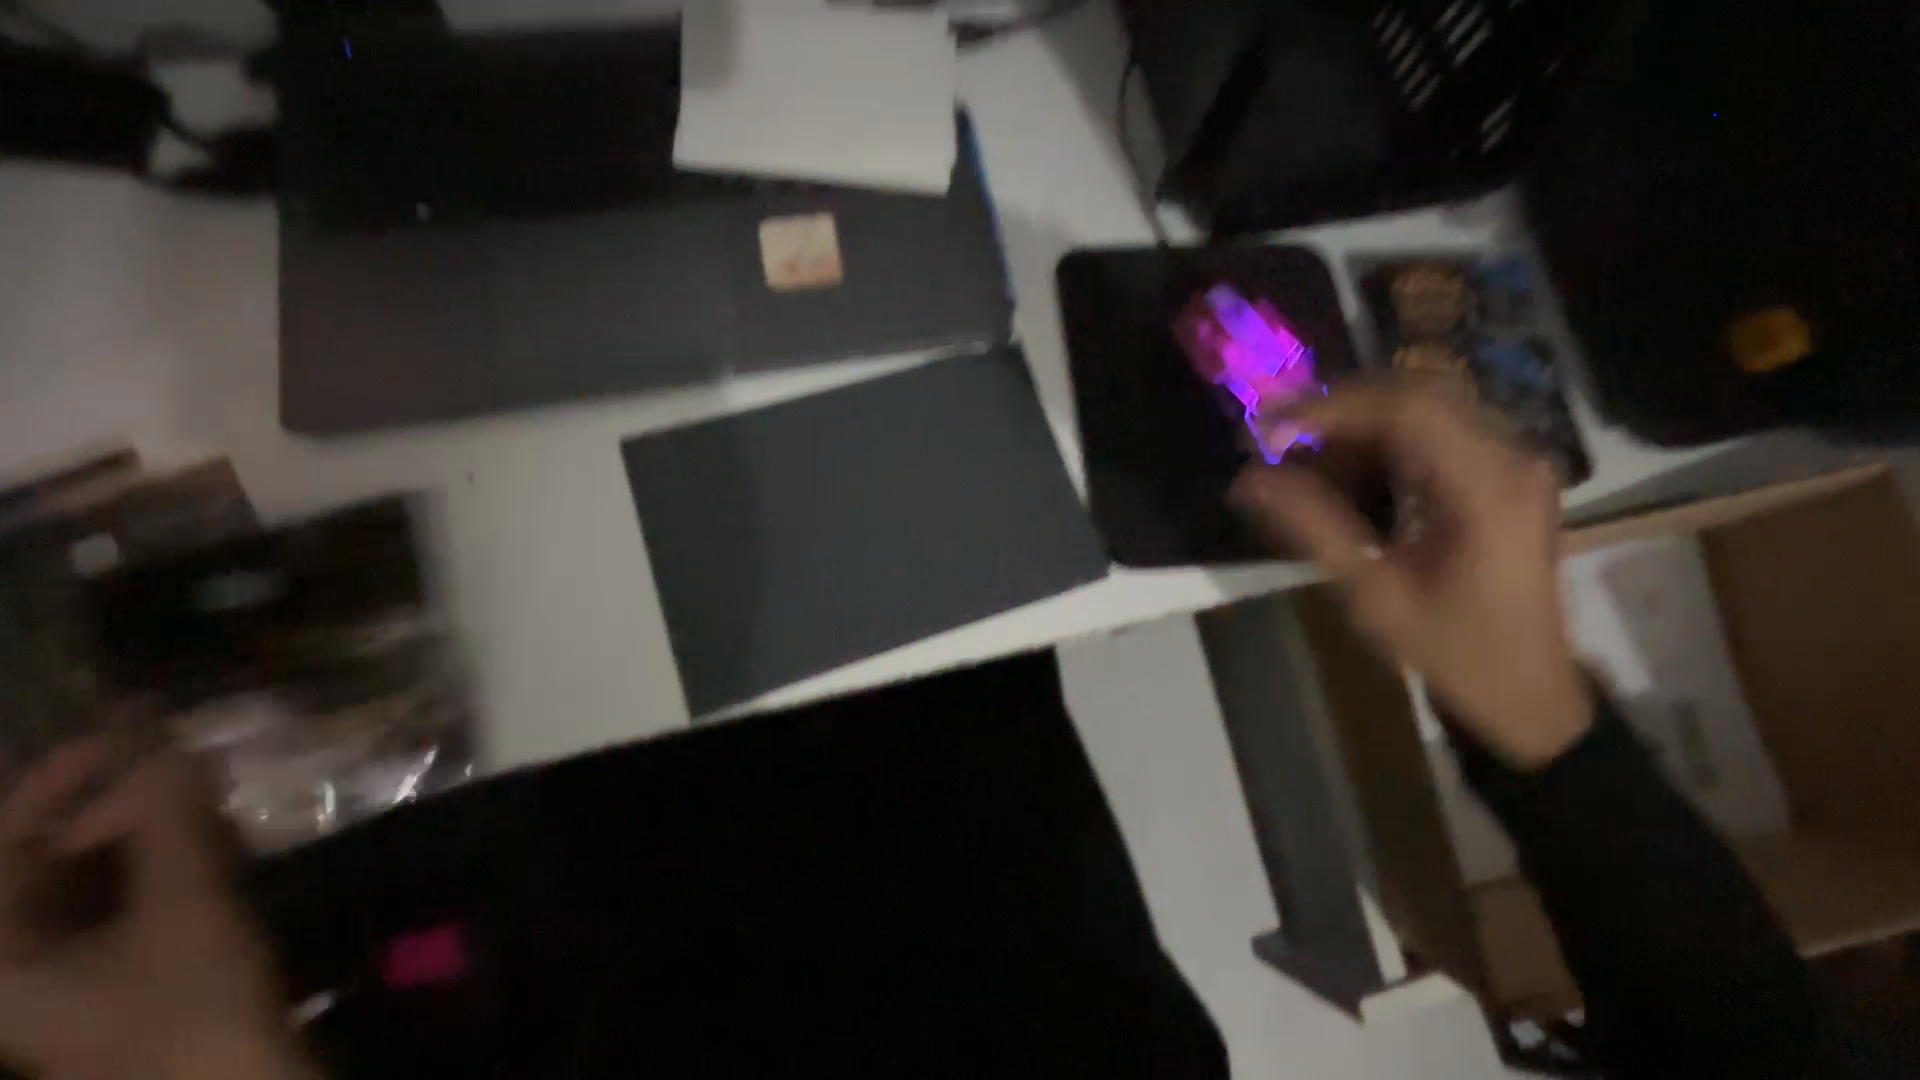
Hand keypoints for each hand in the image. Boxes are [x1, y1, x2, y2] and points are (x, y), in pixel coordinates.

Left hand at [0, 739, 312, 1079]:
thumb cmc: (187, 1009)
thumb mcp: (185, 910)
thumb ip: (174, 828)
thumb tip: (176, 749)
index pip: (6, 843)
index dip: (61, 780)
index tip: (131, 732)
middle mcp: (15, 963)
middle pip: (47, 860)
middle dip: (115, 803)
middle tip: (184, 760)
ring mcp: (68, 975)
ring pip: (93, 879)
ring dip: (146, 831)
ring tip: (206, 792)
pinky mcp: (121, 980)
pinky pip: (126, 903)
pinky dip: (164, 864)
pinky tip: (212, 844)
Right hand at [1230, 385, 1592, 768]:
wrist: (1527, 692)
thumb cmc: (1452, 649)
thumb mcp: (1374, 593)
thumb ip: (1312, 527)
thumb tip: (1248, 480)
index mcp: (1487, 488)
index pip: (1406, 410)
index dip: (1330, 408)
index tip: (1270, 428)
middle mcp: (1512, 458)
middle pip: (1415, 397)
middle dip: (1338, 411)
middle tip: (1277, 435)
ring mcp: (1514, 464)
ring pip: (1424, 409)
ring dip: (1357, 427)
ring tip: (1303, 460)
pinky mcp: (1505, 475)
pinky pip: (1437, 434)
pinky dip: (1383, 444)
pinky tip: (1346, 473)